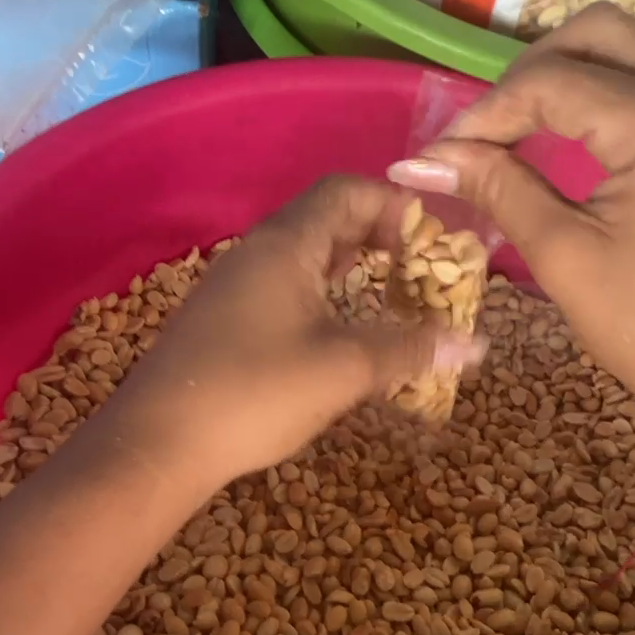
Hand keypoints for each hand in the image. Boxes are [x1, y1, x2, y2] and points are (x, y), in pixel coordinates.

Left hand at [81, 175, 487, 494]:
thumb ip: (410, 349)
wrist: (158, 443)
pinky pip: (285, 288)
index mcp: (286, 244)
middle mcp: (257, 253)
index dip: (396, 205)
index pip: (347, 191)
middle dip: (380, 238)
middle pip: (326, 220)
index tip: (434, 239)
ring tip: (390, 297)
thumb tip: (476, 344)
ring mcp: (235, 287)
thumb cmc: (254, 392)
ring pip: (305, 257)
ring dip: (351, 269)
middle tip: (421, 270)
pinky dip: (324, 296)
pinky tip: (340, 333)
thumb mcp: (343, 369)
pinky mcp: (224, 322)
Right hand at [386, 4, 634, 503]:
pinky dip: (605, 87)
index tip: (439, 154)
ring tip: (520, 125)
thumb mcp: (563, 257)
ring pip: (631, 45)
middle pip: (598, 33)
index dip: (486, 112)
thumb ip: (497, 189)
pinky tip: (571, 131)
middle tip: (485, 133)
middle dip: (528, 73)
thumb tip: (420, 160)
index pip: (553, 82)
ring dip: (569, 70)